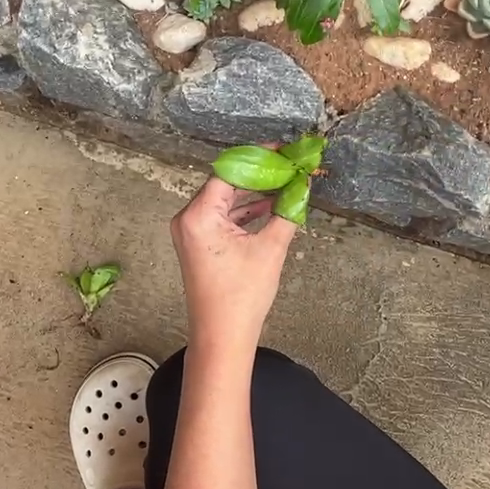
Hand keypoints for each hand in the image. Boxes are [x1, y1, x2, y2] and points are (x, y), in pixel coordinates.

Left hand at [171, 174, 296, 351]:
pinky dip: (245, 211)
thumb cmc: (239, 299)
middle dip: (260, 174)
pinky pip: (223, 217)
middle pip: (226, 183)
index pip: (230, 171)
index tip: (283, 152)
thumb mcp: (270, 248)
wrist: (222, 336)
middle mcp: (188, 219)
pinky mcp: (199, 244)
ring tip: (285, 182)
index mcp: (198, 215)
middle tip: (289, 166)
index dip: (259, 158)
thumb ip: (287, 211)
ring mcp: (191, 232)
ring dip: (254, 193)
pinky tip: (270, 206)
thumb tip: (301, 187)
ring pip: (226, 200)